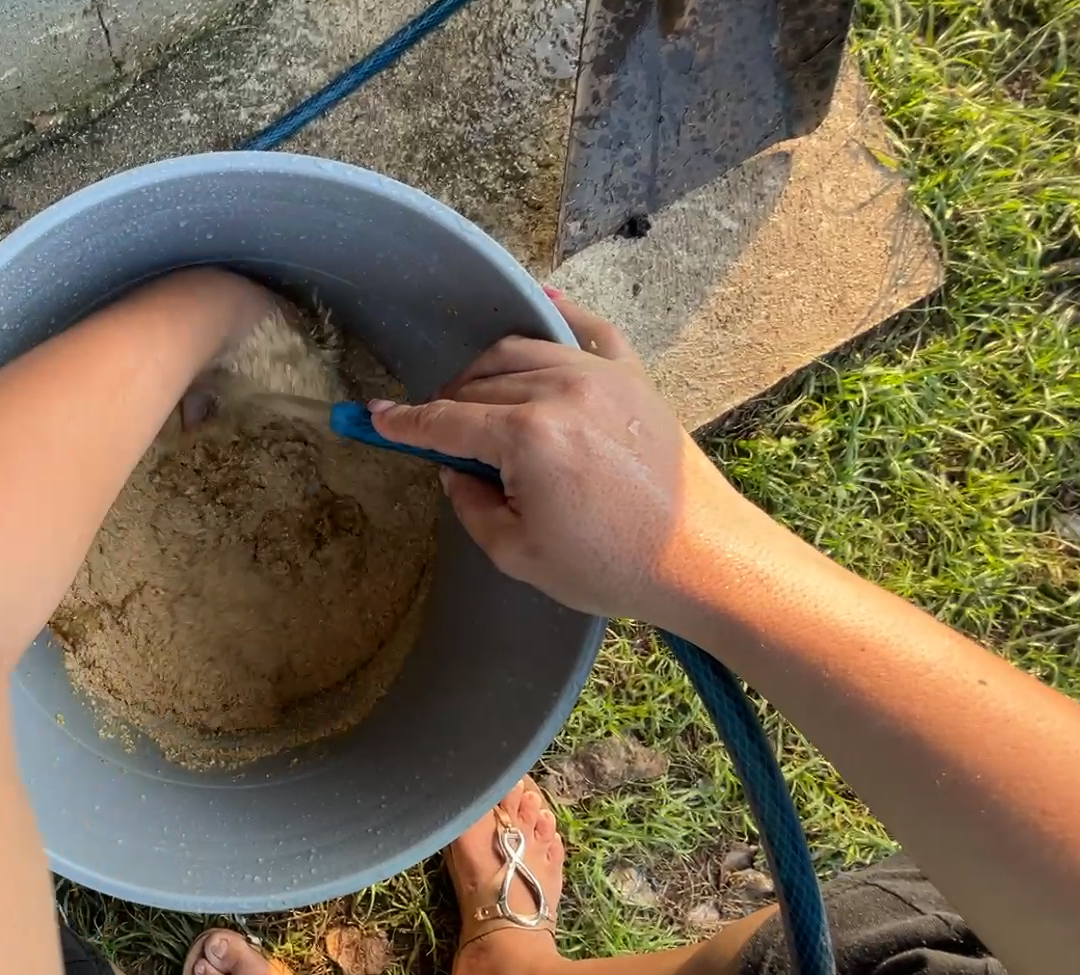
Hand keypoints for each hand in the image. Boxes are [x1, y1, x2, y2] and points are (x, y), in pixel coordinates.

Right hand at [367, 291, 771, 626]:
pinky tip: (539, 302)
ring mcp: (601, 375)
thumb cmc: (609, 566)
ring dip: (481, 375)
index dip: (403, 422)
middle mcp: (560, 391)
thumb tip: (453, 467)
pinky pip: (587, 328)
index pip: (444, 421)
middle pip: (476, 386)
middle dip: (445, 408)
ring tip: (473, 402)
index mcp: (527, 437)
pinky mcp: (633, 376)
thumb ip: (469, 503)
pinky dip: (556, 314)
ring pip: (515, 353)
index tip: (373, 417)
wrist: (706, 560)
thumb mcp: (516, 553)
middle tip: (437, 438)